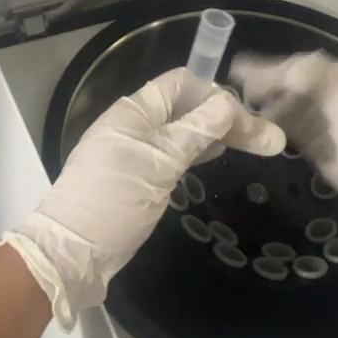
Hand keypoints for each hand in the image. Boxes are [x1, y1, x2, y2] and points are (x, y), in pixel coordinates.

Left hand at [1, 68, 284, 329]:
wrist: (69, 254)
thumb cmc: (113, 202)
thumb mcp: (160, 164)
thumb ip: (196, 132)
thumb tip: (231, 102)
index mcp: (135, 111)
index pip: (182, 83)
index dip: (216, 91)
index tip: (249, 115)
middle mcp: (134, 124)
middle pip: (186, 107)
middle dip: (225, 117)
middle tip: (268, 139)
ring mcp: (133, 151)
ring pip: (181, 132)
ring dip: (214, 135)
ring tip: (253, 146)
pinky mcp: (136, 177)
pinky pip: (171, 153)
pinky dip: (196, 153)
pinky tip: (215, 158)